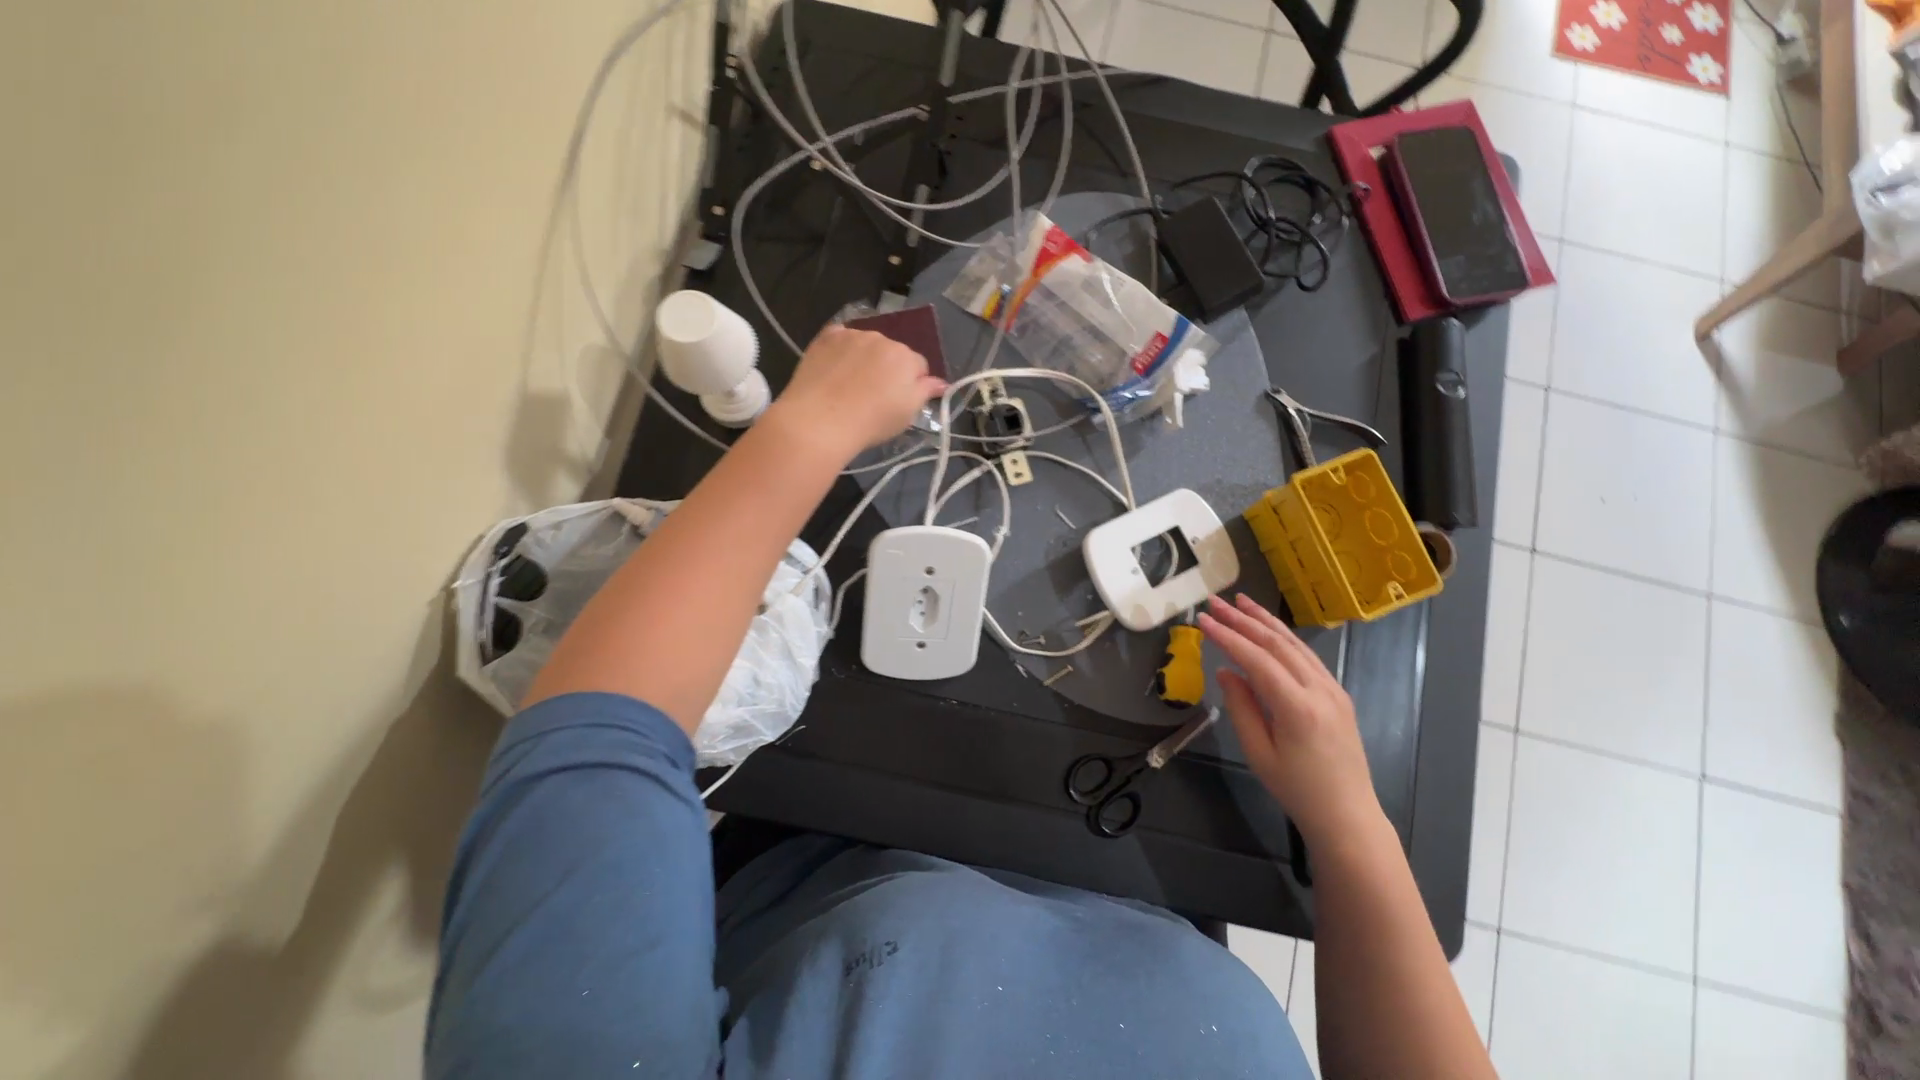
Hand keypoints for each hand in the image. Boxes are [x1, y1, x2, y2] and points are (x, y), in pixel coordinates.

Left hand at [771, 325, 946, 456]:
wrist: (820, 420)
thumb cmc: (871, 421)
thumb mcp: (907, 413)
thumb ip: (926, 392)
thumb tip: (941, 383)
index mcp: (906, 357)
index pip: (918, 366)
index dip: (912, 384)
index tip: (898, 402)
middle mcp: (882, 339)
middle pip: (892, 352)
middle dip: (888, 368)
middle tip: (873, 395)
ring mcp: (852, 335)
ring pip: (866, 343)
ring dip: (865, 357)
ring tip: (850, 384)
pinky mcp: (826, 337)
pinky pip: (840, 337)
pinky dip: (841, 348)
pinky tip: (834, 368)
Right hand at [1197, 594, 1381, 845]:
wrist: (1347, 814)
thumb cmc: (1296, 790)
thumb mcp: (1258, 753)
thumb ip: (1241, 708)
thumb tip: (1226, 671)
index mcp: (1296, 707)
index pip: (1256, 659)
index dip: (1227, 636)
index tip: (1203, 619)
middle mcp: (1319, 689)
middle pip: (1277, 644)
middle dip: (1243, 619)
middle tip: (1216, 601)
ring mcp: (1333, 689)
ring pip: (1295, 645)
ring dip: (1266, 621)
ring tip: (1241, 602)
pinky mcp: (1338, 694)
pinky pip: (1308, 657)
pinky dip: (1285, 638)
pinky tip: (1270, 630)